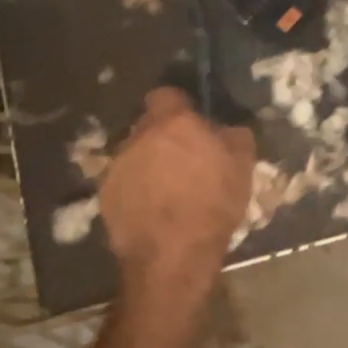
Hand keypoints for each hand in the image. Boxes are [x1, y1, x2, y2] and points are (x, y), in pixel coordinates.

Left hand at [99, 88, 255, 298]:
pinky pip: (125, 181)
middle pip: (149, 126)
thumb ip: (234, 135)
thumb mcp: (244, 164)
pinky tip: (156, 209)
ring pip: (136, 154)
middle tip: (188, 158)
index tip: (195, 122)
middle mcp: (138, 137)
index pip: (166, 94)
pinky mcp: (104, 195)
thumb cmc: (214, 202)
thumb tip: (226, 129)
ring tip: (171, 188)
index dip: (180, 106)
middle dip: (165, 137)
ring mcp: (117, 166)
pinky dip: (138, 189)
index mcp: (173, 122)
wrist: (174, 252)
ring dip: (151, 163)